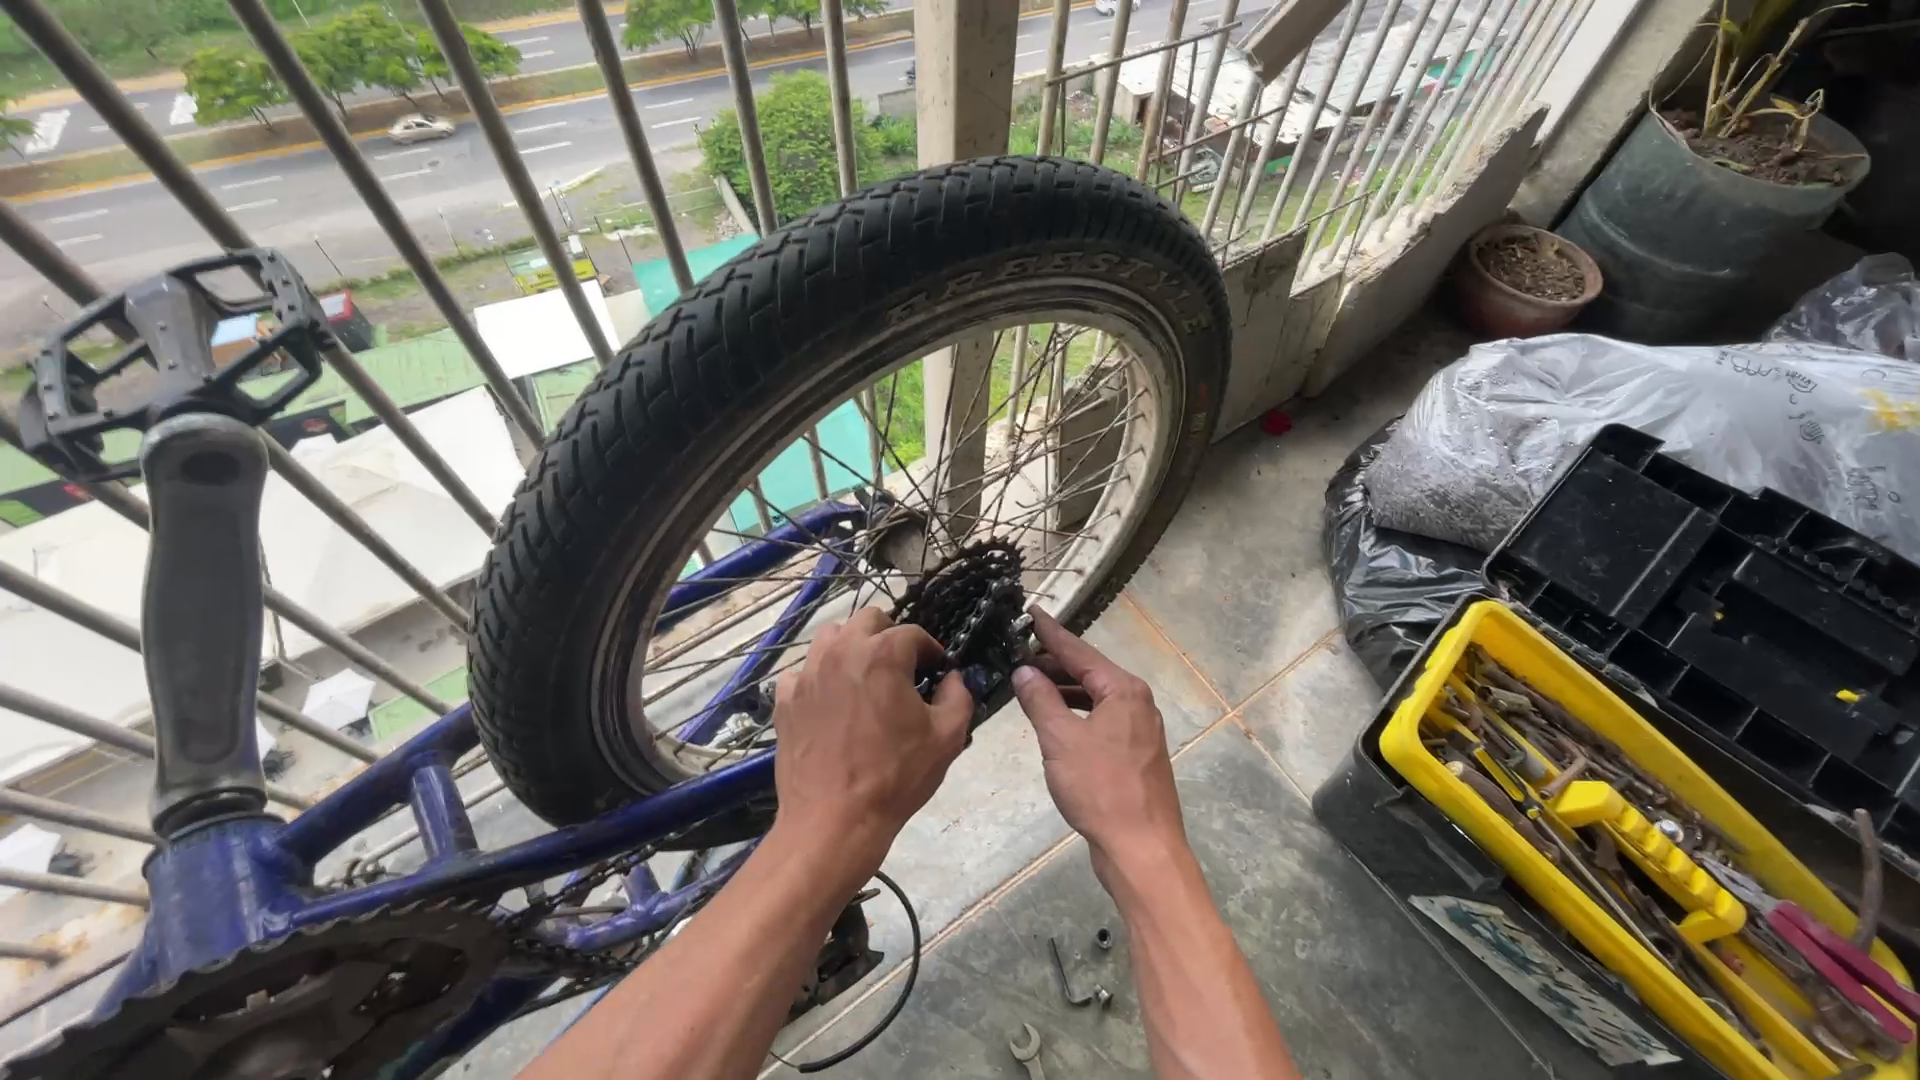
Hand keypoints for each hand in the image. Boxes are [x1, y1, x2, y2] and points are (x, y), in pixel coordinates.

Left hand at [770, 607, 971, 875]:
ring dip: (853, 647)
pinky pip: (802, 672)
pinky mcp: (785, 699)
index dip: (931, 650)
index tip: (936, 671)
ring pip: (831, 636)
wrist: (833, 820)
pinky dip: (819, 677)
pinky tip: (831, 702)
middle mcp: (841, 651)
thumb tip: (952, 678)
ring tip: (865, 678)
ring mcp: (807, 673)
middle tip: (902, 668)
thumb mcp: (947, 737)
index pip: (914, 633)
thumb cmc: (895, 777)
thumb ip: (958, 696)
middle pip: (869, 620)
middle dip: (890, 636)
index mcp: (883, 654)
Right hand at [1011, 607, 1187, 878]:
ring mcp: (1139, 730)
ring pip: (1095, 698)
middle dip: (1053, 664)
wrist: (1142, 848)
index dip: (1051, 633)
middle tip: (1017, 656)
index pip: (1079, 651)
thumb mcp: (1060, 740)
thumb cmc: (1101, 788)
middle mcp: (1137, 703)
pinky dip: (1075, 715)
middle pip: (1089, 672)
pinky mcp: (1135, 755)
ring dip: (1062, 692)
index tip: (1031, 612)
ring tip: (1029, 687)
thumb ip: (1040, 700)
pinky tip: (1054, 723)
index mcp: (1123, 690)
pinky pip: (1100, 720)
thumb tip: (1023, 670)